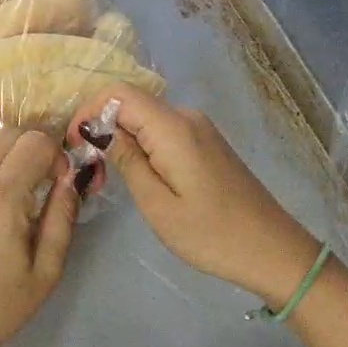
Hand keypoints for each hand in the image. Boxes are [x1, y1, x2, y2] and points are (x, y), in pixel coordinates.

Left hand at [0, 129, 77, 346]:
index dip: (57, 156)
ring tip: (21, 198)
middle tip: (45, 186)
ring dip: (9, 157)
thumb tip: (70, 181)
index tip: (62, 186)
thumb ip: (62, 218)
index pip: (35, 142)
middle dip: (34, 149)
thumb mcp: (45, 271)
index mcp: (0, 194)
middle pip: (8, 135)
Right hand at [69, 86, 319, 304]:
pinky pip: (163, 132)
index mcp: (174, 128)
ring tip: (108, 180)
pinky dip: (141, 147)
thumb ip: (127, 161)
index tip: (73, 144)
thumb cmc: (212, 235)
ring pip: (145, 119)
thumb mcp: (158, 205)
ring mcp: (199, 129)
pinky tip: (137, 178)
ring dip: (120, 141)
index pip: (118, 93)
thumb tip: (99, 131)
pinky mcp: (206, 144)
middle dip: (101, 129)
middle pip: (130, 104)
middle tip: (89, 171)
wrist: (275, 252)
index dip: (88, 110)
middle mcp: (187, 118)